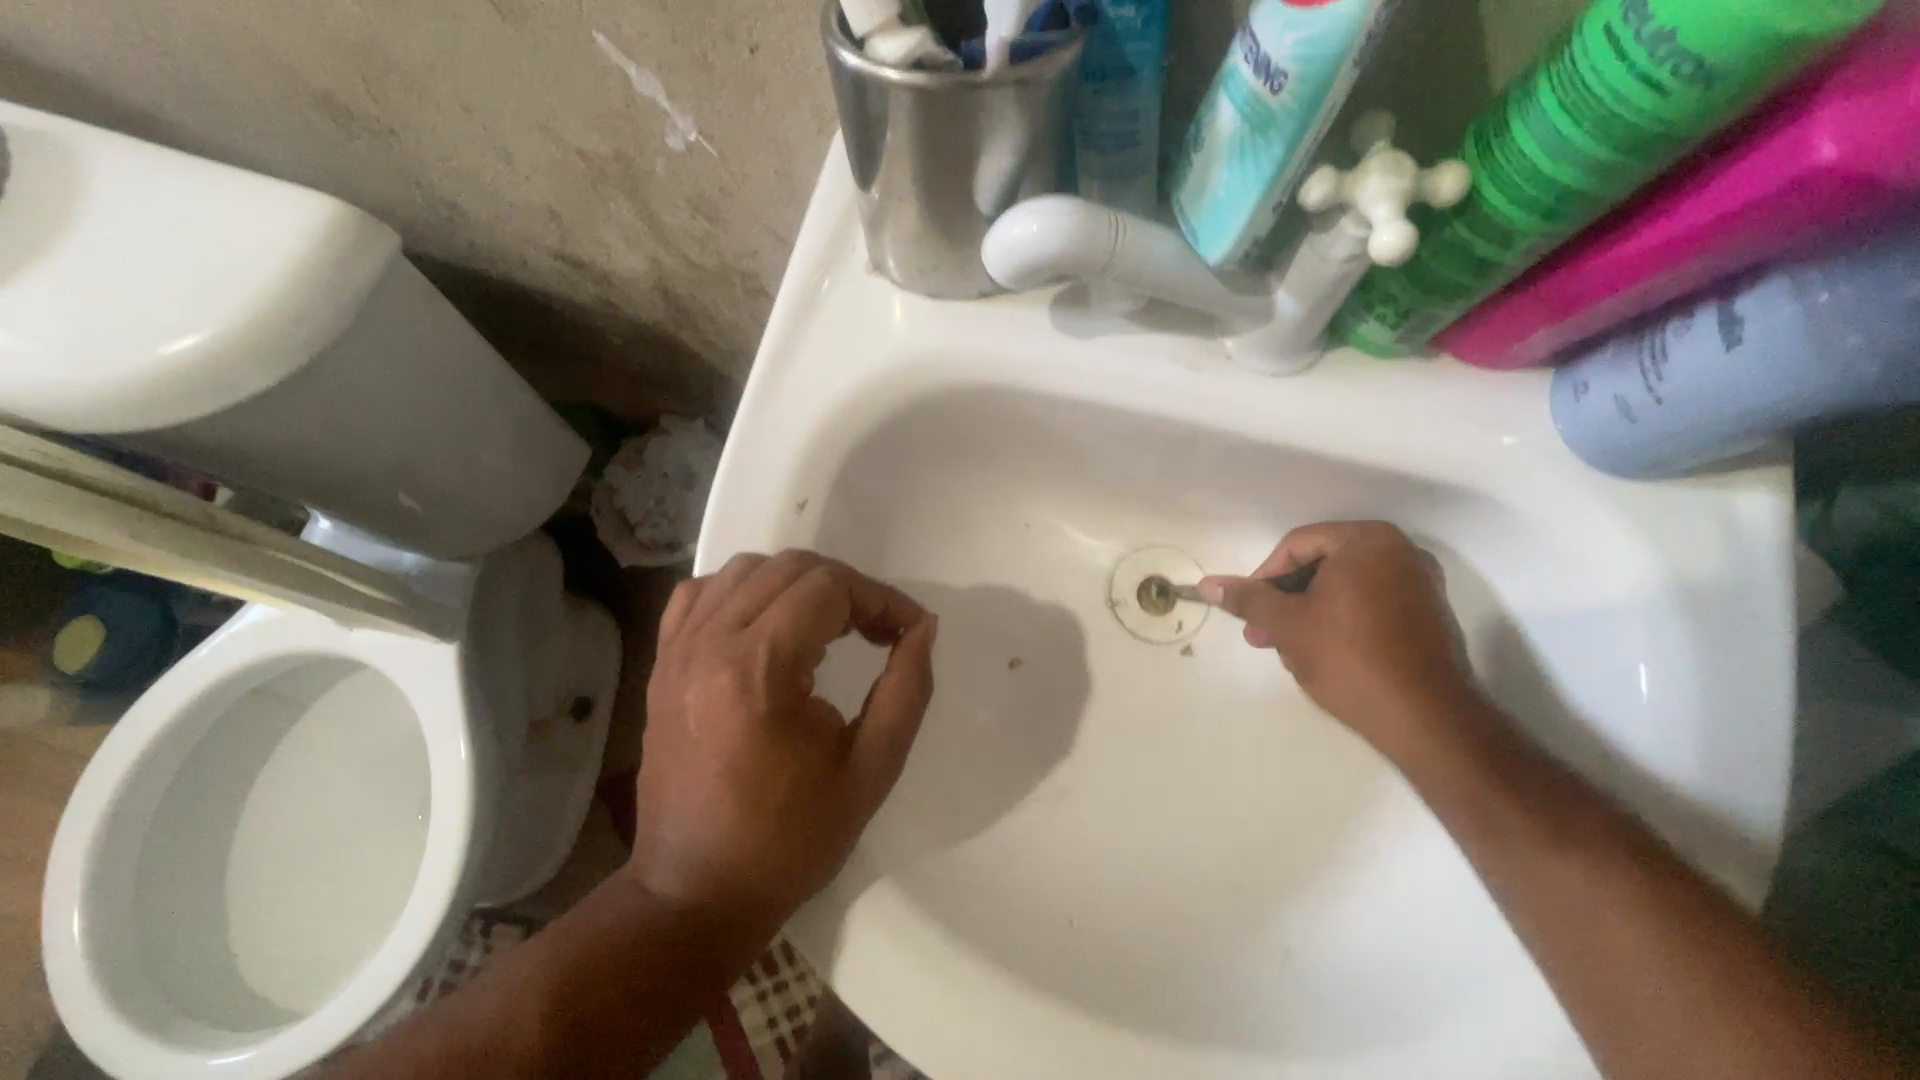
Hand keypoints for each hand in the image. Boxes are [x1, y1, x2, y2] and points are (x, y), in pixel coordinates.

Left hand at [630, 550, 937, 927]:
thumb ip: (906, 689)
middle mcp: (710, 643)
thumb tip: (922, 628)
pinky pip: (699, 596)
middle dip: (846, 589)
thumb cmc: (790, 841)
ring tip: (828, 628)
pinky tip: (766, 626)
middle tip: (878, 632)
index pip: (829, 588)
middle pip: (789, 569)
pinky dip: (741, 593)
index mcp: (759, 668)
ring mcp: (677, 652)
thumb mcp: (870, 769)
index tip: (908, 632)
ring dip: (797, 585)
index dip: (880, 600)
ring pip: (744, 570)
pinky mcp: (661, 667)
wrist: (696, 892)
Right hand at [1199, 521, 1477, 753]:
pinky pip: (1372, 606)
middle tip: (1262, 637)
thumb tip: (1208, 585)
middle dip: (1286, 601)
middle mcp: (1401, 551)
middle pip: (1322, 566)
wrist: (1425, 718)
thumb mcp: (1288, 626)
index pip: (1297, 545)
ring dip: (1310, 615)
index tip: (1250, 613)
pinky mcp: (1429, 616)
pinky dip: (1343, 623)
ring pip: (1345, 589)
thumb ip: (1248, 599)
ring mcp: (1421, 584)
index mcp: (1367, 541)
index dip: (1264, 578)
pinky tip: (1327, 657)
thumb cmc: (1349, 659)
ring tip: (1292, 653)